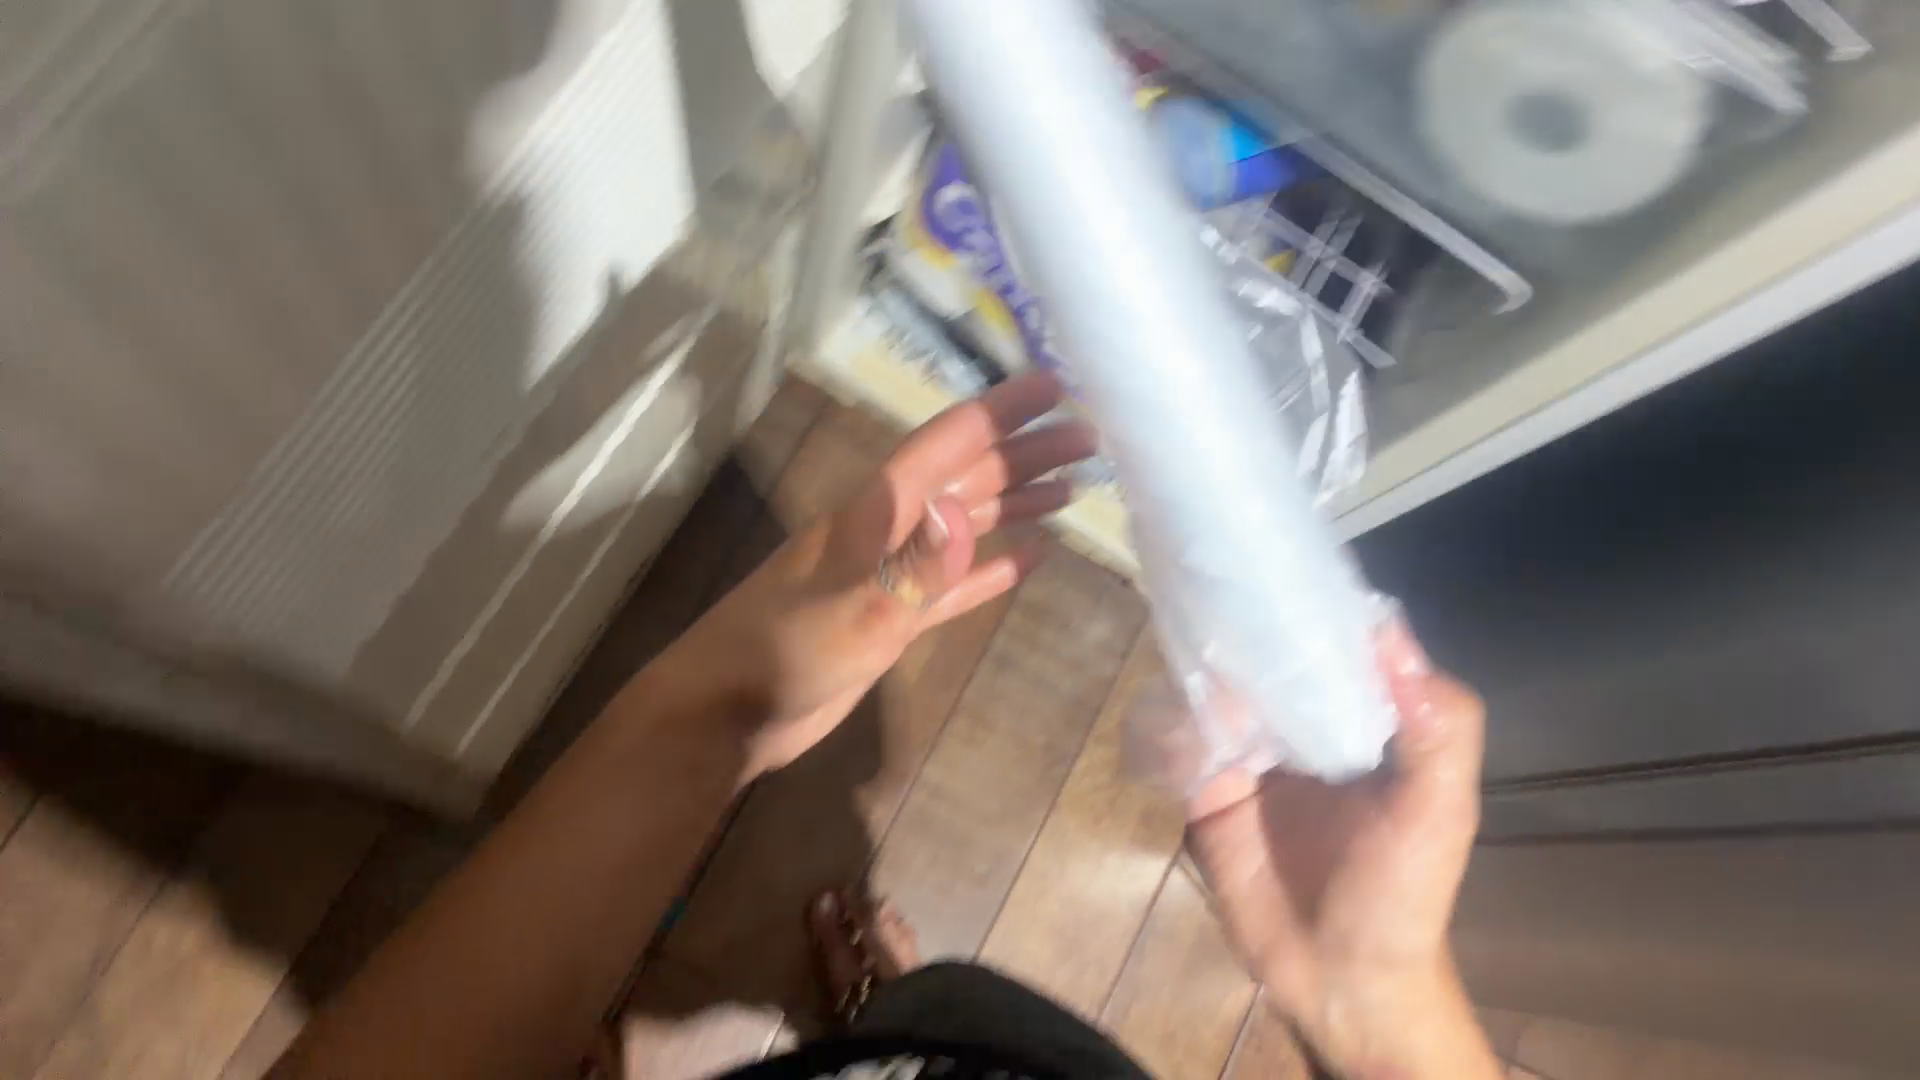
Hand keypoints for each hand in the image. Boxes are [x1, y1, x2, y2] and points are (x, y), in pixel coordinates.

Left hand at [679, 372, 1095, 774]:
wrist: (728, 712)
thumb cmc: (784, 653)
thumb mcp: (854, 611)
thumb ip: (912, 564)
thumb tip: (964, 510)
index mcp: (877, 510)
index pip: (948, 443)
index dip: (1002, 411)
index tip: (1057, 385)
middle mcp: (890, 529)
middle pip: (967, 476)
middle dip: (1026, 452)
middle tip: (1090, 438)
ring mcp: (893, 573)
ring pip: (966, 525)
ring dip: (1016, 502)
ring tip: (1072, 488)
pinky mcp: (894, 615)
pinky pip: (955, 582)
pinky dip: (993, 568)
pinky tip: (1031, 560)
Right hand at [1185, 624, 1495, 1076]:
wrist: (1338, 979)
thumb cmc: (1401, 895)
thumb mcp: (1438, 813)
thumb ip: (1437, 731)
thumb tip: (1392, 636)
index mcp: (1353, 717)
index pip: (1322, 643)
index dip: (1300, 610)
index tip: (1272, 581)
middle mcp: (1295, 723)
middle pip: (1253, 659)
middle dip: (1231, 643)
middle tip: (1214, 634)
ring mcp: (1244, 753)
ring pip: (1204, 694)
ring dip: (1193, 691)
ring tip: (1202, 712)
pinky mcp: (1203, 787)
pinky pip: (1174, 746)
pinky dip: (1167, 739)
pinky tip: (1181, 756)